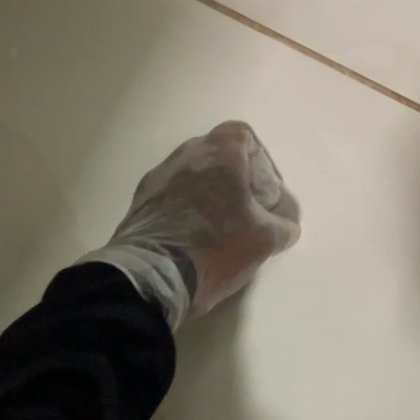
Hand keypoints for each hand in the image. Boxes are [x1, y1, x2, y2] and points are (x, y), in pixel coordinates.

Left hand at [83, 121, 300, 326]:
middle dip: (231, 176)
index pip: (241, 134)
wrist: (146, 285)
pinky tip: (189, 240)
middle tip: (243, 207)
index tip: (261, 189)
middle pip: (214, 154)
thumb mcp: (265, 240)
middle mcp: (184, 157)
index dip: (256, 158)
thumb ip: (282, 226)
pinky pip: (167, 198)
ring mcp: (155, 182)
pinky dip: (181, 210)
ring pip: (189, 176)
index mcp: (219, 154)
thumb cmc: (215, 246)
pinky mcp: (134, 209)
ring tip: (215, 227)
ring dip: (204, 193)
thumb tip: (285, 227)